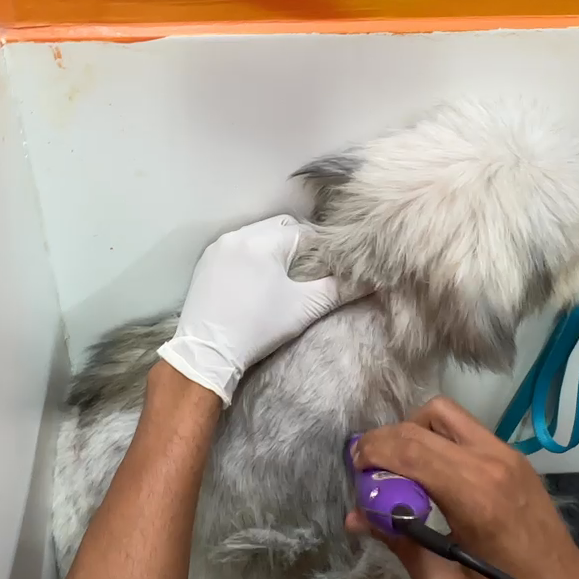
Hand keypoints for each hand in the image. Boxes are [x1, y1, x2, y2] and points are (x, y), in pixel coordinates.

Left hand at [157, 215, 350, 405]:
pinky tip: (257, 279)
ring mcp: (220, 246)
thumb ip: (339, 289)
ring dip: (274, 248)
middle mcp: (239, 235)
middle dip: (297, 244)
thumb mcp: (304, 308)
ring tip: (283, 276)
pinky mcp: (207, 261)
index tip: (329, 266)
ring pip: (258, 234)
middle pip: (280, 227)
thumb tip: (371, 280)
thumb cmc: (258, 327)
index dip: (321, 248)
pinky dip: (252, 255)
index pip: (304, 231)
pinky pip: (238, 247)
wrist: (207, 351)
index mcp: (263, 240)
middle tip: (308, 270)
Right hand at [347, 397, 578, 578]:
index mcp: (472, 497)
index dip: (373, 452)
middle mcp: (487, 462)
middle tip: (366, 463)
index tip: (355, 468)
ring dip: (410, 429)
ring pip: (440, 411)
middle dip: (382, 440)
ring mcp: (501, 451)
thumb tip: (355, 518)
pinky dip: (434, 433)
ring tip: (400, 460)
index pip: (409, 451)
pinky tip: (430, 463)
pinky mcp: (509, 450)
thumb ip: (396, 544)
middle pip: (417, 427)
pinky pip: (461, 423)